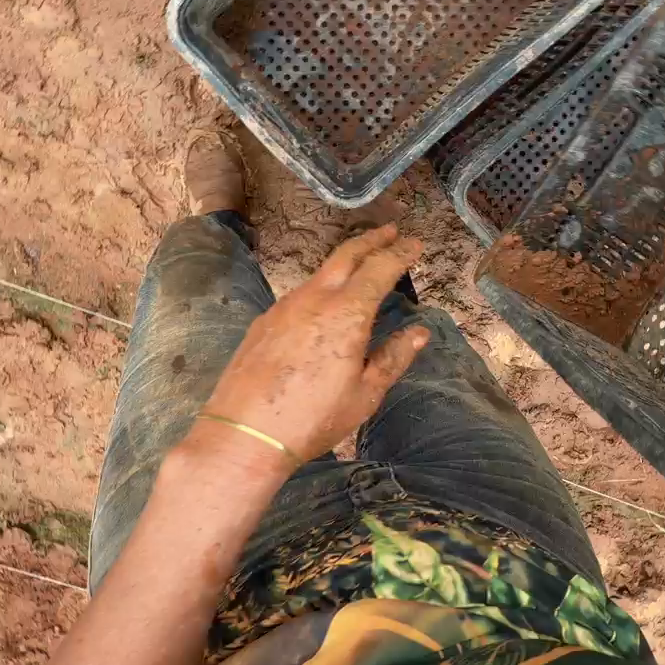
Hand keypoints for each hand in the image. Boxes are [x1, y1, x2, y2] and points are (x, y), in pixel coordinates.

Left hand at [192, 224, 428, 473]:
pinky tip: (325, 305)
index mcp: (347, 313)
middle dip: (372, 239)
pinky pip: (301, 293)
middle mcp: (315, 298)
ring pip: (321, 273)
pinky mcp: (266, 319)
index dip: (401, 252)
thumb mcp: (364, 394)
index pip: (380, 268)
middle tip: (392, 231)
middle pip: (347, 254)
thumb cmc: (313, 418)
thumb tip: (419, 332)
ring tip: (362, 266)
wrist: (244, 433)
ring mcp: (285, 305)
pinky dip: (323, 287)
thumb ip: (393, 357)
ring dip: (346, 262)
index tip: (415, 244)